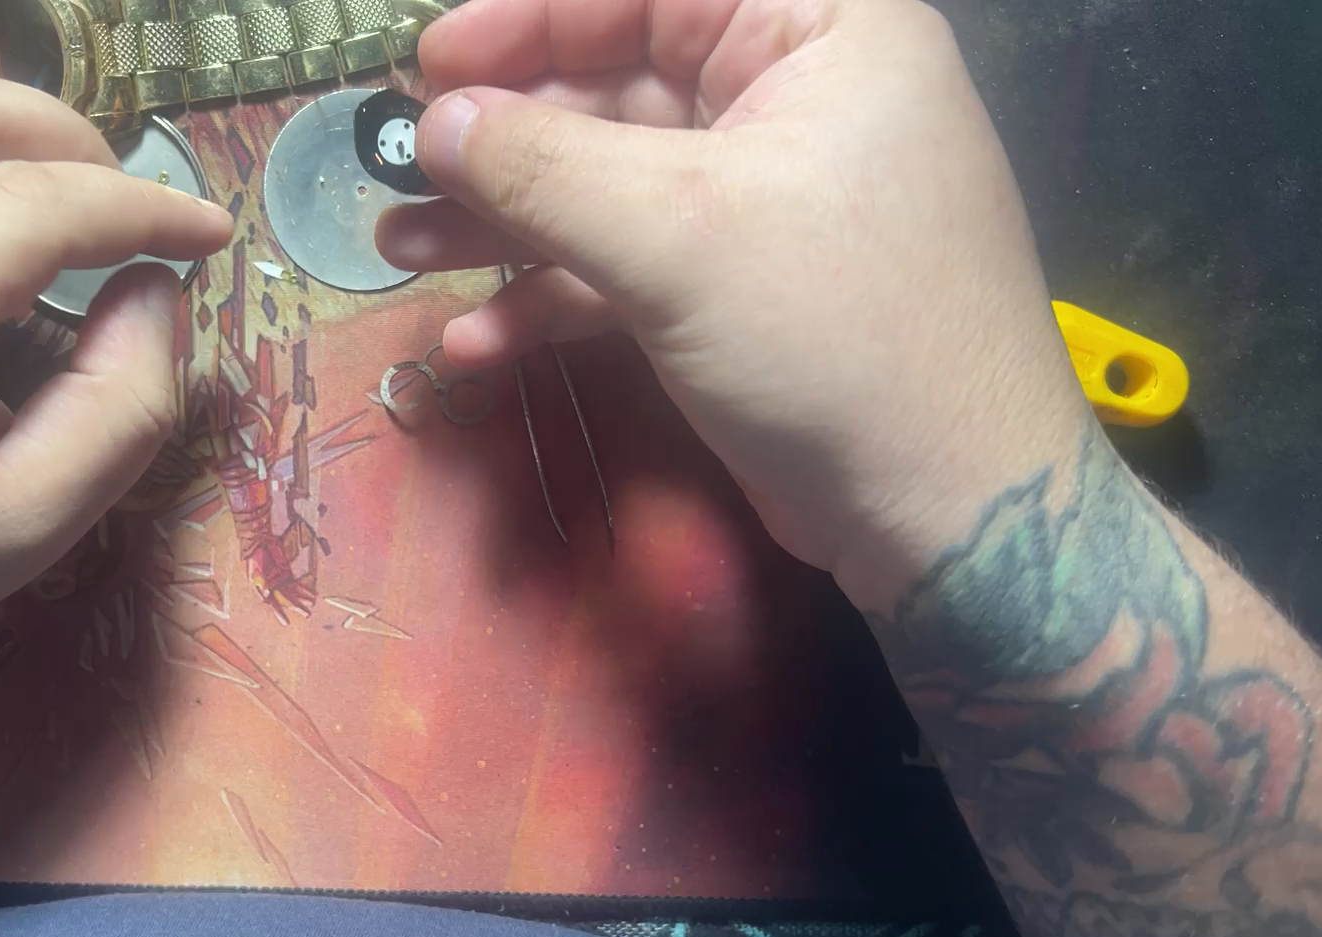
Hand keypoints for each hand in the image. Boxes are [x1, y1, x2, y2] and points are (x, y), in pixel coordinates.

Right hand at [379, 0, 1092, 604]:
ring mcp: (740, 215)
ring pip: (597, 200)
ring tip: (403, 251)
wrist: (923, 504)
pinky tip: (476, 343)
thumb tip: (436, 127)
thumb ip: (546, 171)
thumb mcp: (678, 235)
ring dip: (499, 233)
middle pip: (608, 101)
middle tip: (398, 176)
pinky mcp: (715, 299)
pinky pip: (613, 280)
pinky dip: (545, 307)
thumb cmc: (827, 336)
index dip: (528, 22)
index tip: (427, 65)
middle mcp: (775, 112)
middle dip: (496, 149)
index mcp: (809, 35)